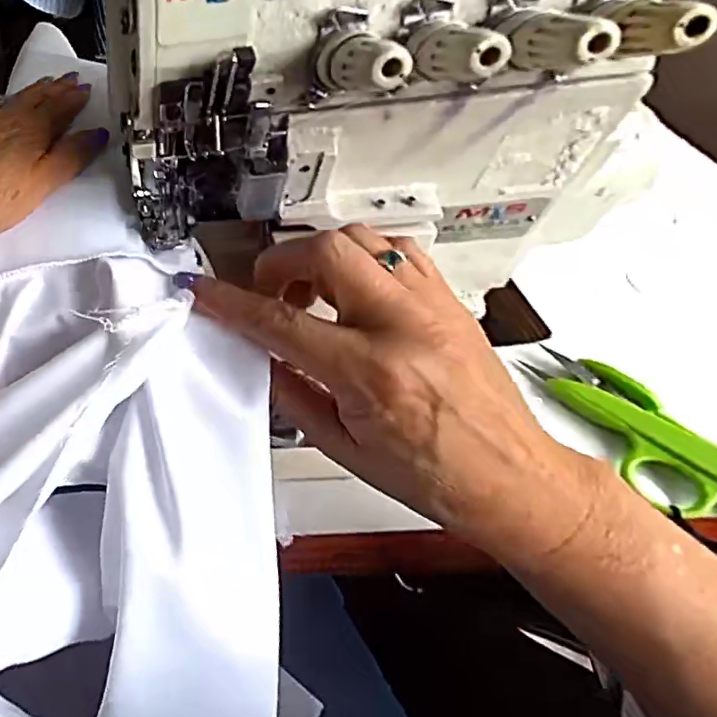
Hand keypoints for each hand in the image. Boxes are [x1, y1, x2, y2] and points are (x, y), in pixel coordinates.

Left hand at [0, 74, 106, 265]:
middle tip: (70, 80)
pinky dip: (10, 104)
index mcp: (32, 129)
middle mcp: (8, 120)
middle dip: (57, 89)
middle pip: (38, 99)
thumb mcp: (44, 180)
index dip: (75, 98)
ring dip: (34, 93)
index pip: (60, 107)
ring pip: (16, 102)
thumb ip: (72, 156)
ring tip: (44, 87)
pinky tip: (5, 110)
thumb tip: (96, 135)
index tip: (86, 90)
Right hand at [185, 226, 619, 564]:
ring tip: (311, 291)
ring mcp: (433, 306)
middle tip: (268, 292)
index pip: (282, 321)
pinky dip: (363, 257)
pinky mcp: (449, 300)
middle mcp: (406, 326)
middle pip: (324, 252)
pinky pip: (398, 250)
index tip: (207, 293)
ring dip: (320, 256)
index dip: (232, 304)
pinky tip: (353, 287)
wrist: (509, 477)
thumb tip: (266, 355)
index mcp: (373, 374)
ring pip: (362, 238)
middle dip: (278, 265)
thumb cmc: (439, 475)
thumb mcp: (344, 447)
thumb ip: (295, 394)